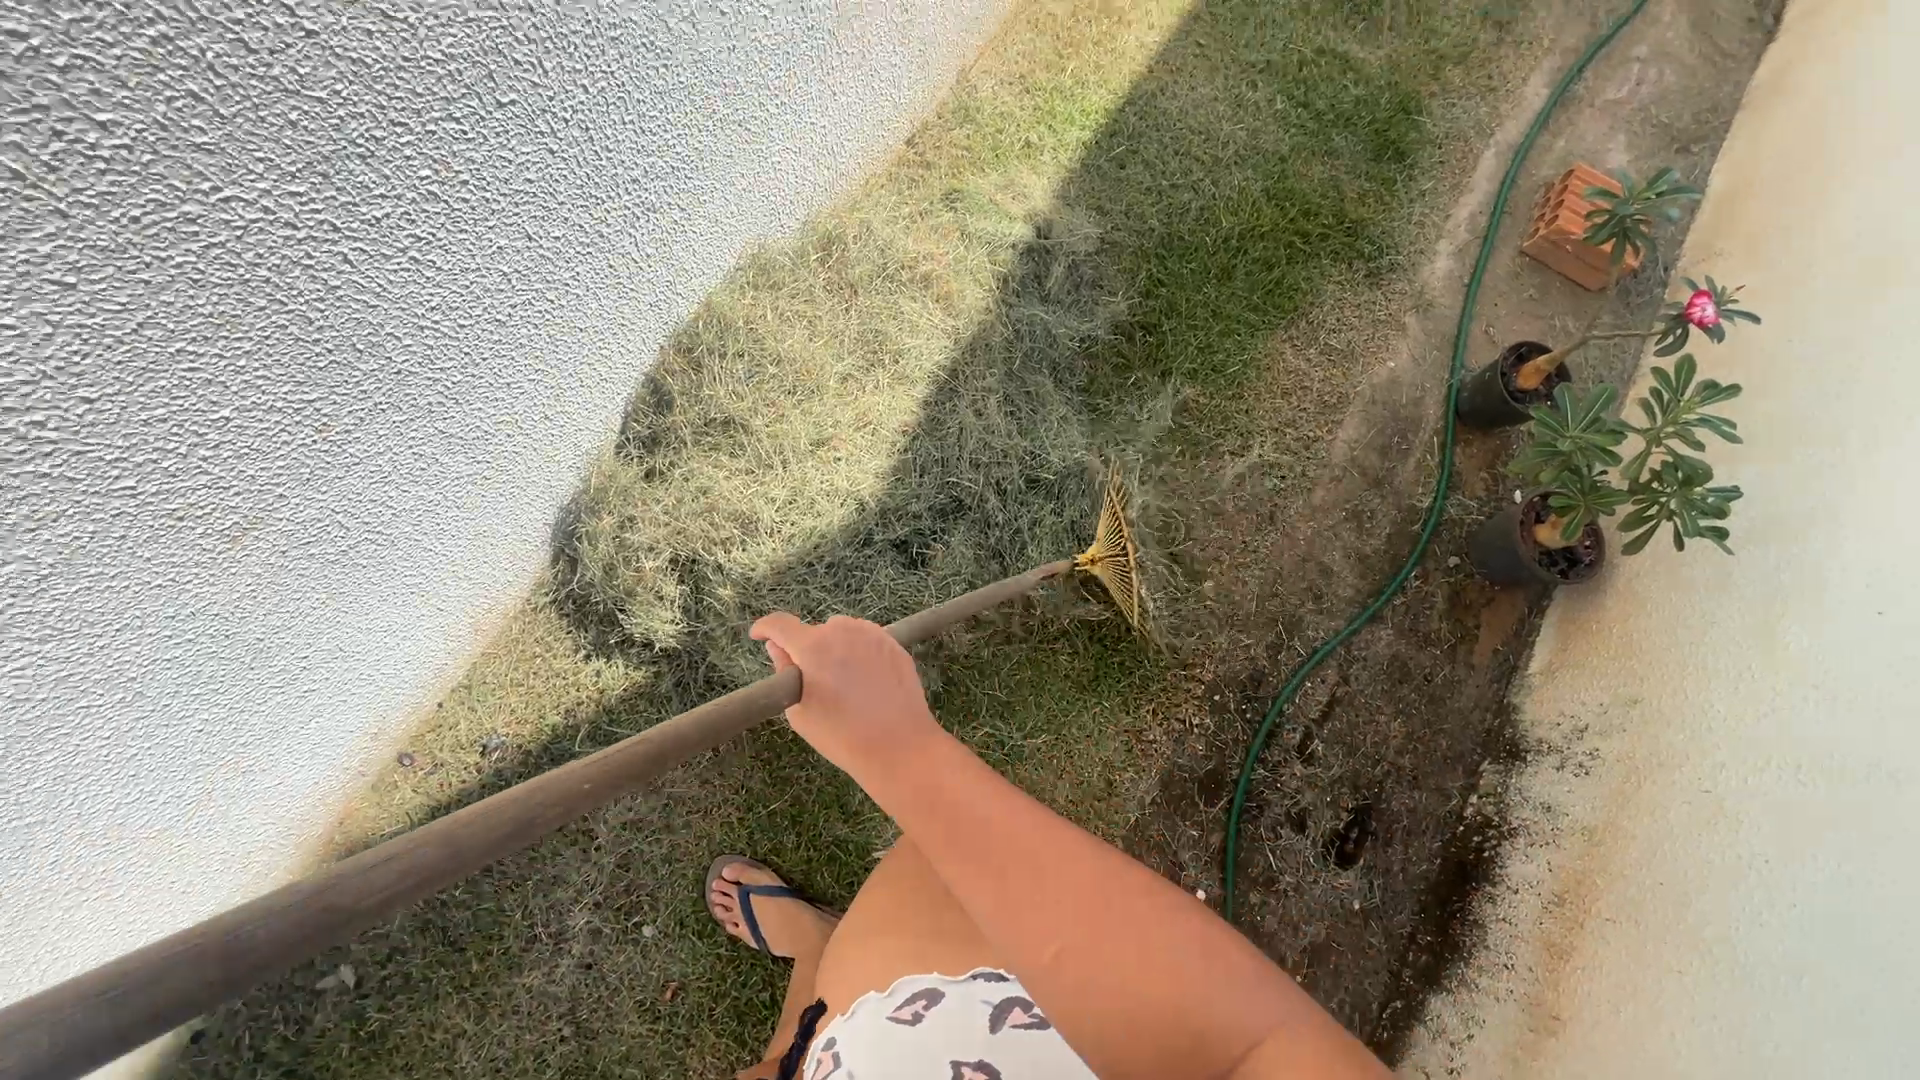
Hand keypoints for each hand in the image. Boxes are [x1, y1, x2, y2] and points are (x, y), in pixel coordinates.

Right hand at [749, 613, 943, 774]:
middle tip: (813, 679)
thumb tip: (778, 648)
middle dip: (808, 648)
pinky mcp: (894, 644)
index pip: (779, 623)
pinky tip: (866, 681)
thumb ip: (785, 671)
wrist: (898, 744)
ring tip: (843, 682)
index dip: (764, 627)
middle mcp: (843, 631)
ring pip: (844, 632)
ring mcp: (873, 634)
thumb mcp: (800, 711)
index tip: (759, 636)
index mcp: (813, 647)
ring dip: (836, 647)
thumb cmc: (842, 735)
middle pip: (816, 631)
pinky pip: (868, 639)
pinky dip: (860, 652)